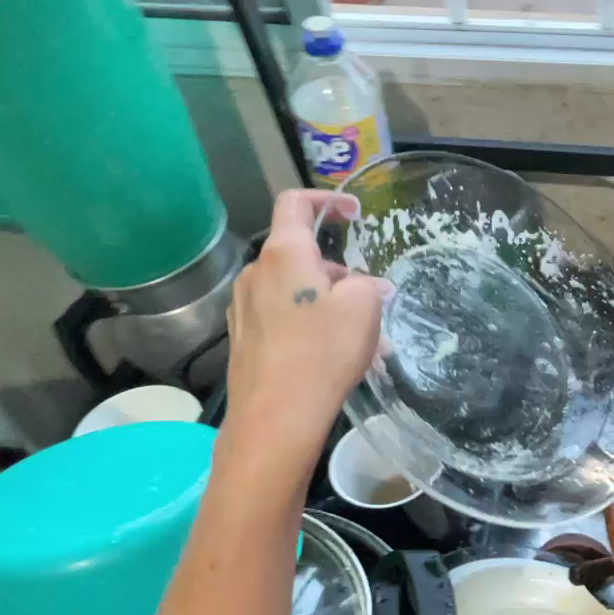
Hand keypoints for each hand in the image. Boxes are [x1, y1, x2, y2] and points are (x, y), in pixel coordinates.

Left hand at [221, 190, 382, 458]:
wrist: (278, 414)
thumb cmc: (323, 351)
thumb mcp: (364, 308)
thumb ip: (368, 285)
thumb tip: (367, 286)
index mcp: (285, 253)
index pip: (296, 203)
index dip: (326, 200)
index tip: (352, 212)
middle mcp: (257, 273)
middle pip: (299, 255)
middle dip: (336, 270)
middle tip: (369, 297)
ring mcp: (245, 307)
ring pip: (293, 291)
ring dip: (326, 303)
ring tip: (361, 336)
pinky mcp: (244, 339)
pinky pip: (282, 318)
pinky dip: (309, 324)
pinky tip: (333, 355)